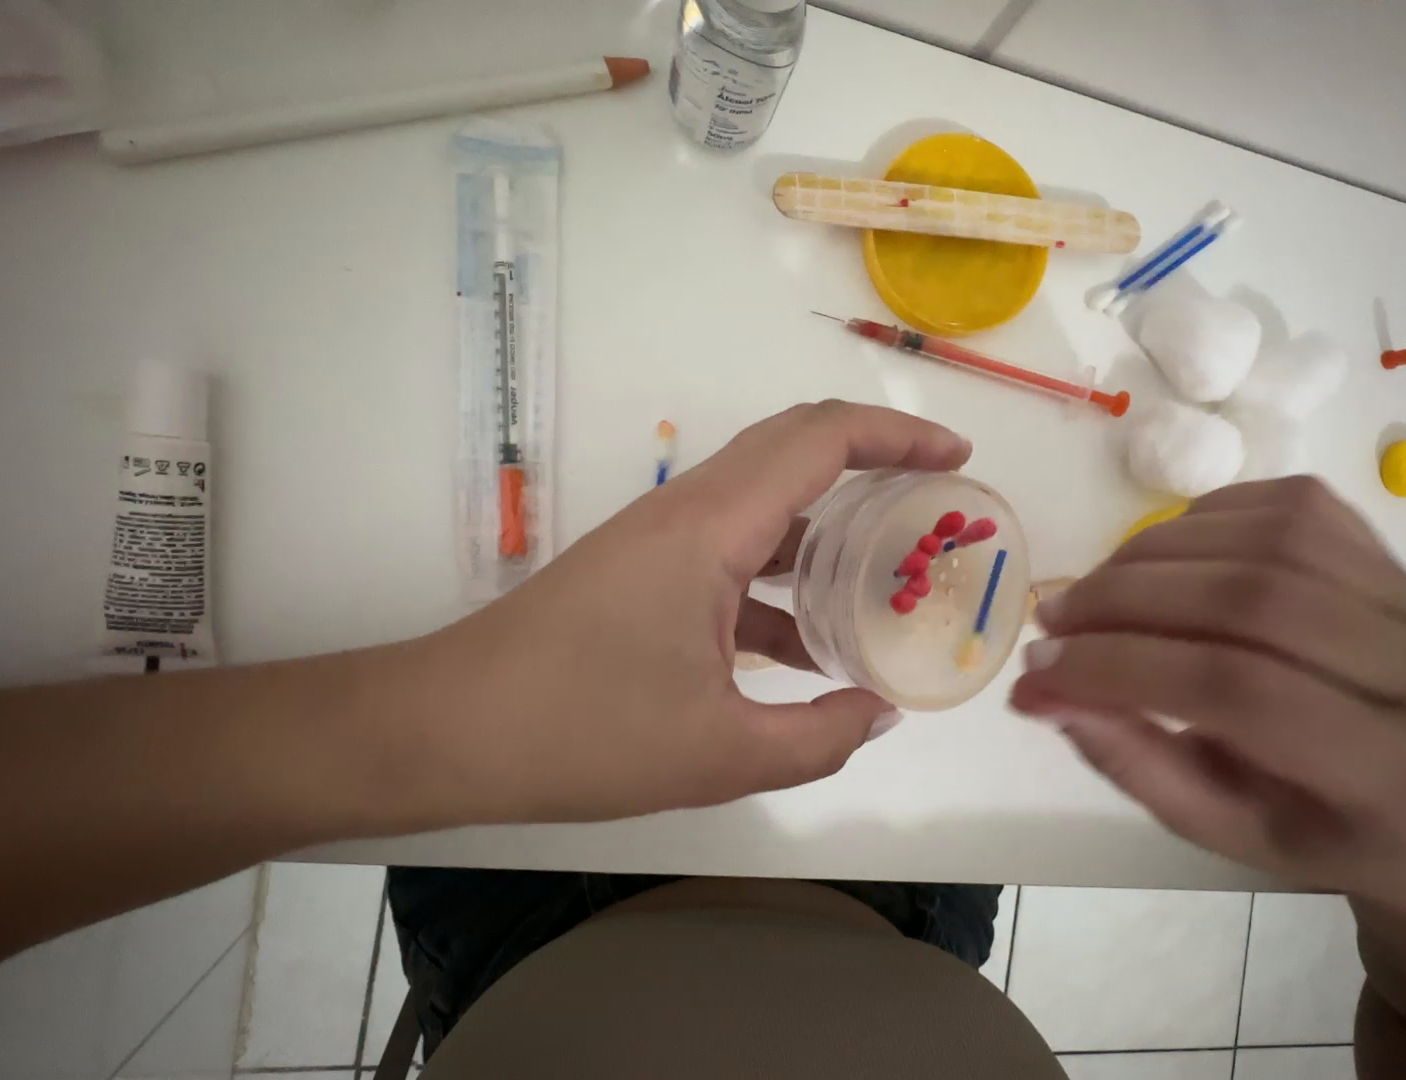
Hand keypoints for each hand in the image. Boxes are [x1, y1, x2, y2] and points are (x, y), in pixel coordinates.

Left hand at [395, 401, 971, 825]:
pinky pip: (732, 551)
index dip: (899, 434)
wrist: (448, 730)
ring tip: (888, 576)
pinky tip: (808, 644)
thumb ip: (818, 738)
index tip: (957, 457)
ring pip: (765, 502)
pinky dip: (782, 577)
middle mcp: (688, 512)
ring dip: (829, 526)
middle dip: (876, 461)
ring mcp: (660, 540)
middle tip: (936, 505)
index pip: (820, 437)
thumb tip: (878, 714)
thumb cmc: (580, 732)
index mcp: (710, 527)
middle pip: (795, 447)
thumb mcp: (718, 753)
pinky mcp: (644, 572)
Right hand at [1010, 476, 1405, 899]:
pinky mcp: (1399, 557)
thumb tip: (1041, 685)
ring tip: (1093, 590)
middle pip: (1257, 600)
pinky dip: (1200, 520)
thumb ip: (1130, 760)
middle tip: (1053, 618)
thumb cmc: (1315, 831)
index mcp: (1404, 778)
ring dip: (1153, 553)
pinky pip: (1290, 507)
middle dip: (1127, 600)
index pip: (1242, 692)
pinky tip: (1157, 556)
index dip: (1124, 668)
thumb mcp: (1218, 829)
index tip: (1041, 668)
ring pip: (1272, 538)